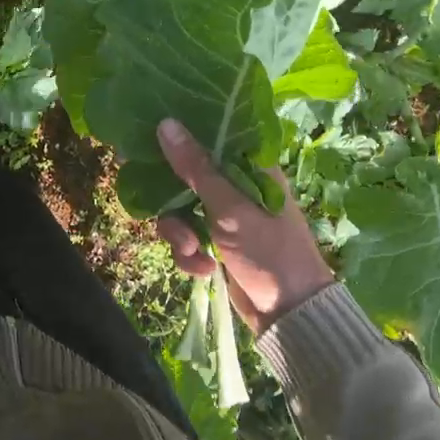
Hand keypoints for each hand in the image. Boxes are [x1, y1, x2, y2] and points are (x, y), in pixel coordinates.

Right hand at [151, 119, 334, 333]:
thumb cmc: (270, 252)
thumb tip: (165, 123)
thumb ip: (195, 168)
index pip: (207, 139)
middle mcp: (235, 187)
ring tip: (190, 250)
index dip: (176, 140)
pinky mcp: (215, 242)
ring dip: (177, 232)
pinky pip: (184, 236)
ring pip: (178, 209)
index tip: (147, 145)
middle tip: (155, 203)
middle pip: (183, 175)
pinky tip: (202, 268)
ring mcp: (224, 216)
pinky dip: (187, 253)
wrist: (292, 316)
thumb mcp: (229, 208)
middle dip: (170, 199)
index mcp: (250, 169)